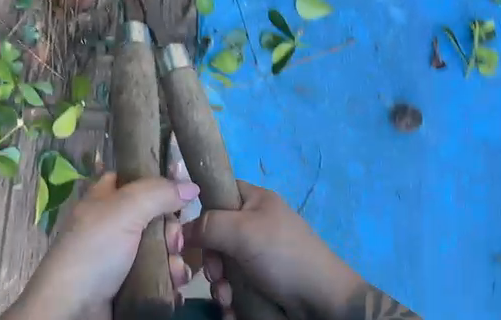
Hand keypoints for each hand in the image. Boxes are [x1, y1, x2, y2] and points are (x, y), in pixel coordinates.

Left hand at [2, 172, 199, 319]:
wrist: (71, 313)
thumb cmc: (94, 250)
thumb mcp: (126, 209)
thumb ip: (159, 192)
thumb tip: (192, 186)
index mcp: (105, 199)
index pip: (133, 178)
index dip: (157, 179)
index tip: (182, 187)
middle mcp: (114, 226)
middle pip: (155, 216)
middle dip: (172, 228)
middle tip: (174, 240)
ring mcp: (122, 259)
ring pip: (161, 248)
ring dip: (175, 257)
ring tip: (175, 270)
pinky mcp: (131, 287)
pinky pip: (160, 276)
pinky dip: (171, 279)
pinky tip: (176, 284)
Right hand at [186, 182, 366, 319]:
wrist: (321, 300)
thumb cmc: (281, 253)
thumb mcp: (242, 230)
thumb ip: (208, 224)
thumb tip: (179, 231)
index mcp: (254, 200)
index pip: (218, 192)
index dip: (201, 211)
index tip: (191, 235)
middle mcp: (255, 224)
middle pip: (216, 235)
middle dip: (211, 260)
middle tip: (216, 274)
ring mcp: (259, 255)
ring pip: (223, 265)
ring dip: (219, 284)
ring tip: (227, 298)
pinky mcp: (262, 282)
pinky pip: (235, 286)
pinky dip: (230, 299)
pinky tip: (232, 310)